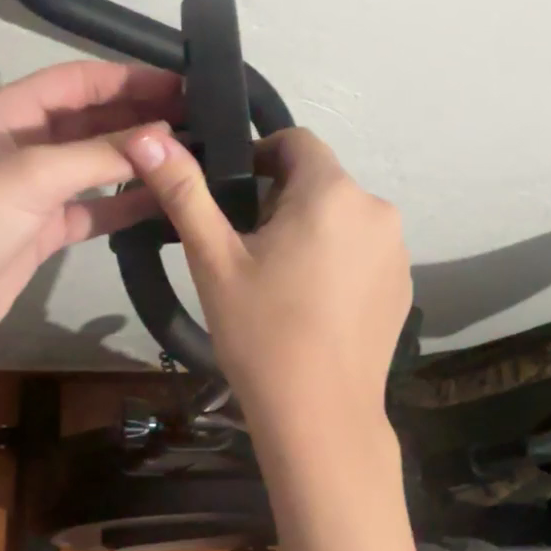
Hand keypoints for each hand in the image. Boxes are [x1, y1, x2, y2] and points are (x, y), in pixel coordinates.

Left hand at [0, 61, 179, 350]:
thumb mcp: (34, 173)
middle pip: (90, 120)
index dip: (129, 79)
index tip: (181, 85)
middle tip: (197, 119)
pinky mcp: (41, 230)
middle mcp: (21, 144)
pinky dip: (124, 203)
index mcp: (8, 112)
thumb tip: (163, 135)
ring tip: (190, 155)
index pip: (78, 81)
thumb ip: (100, 153)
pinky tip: (164, 199)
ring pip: (94, 165)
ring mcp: (32, 190)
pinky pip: (92, 208)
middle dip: (138, 117)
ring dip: (135, 160)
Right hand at [123, 126, 411, 432]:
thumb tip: (147, 135)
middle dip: (281, 200)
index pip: (296, 141)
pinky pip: (364, 252)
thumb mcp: (213, 259)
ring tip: (278, 280)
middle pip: (320, 181)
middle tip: (246, 249)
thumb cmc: (261, 332)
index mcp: (332, 192)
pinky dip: (337, 261)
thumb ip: (184, 190)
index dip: (259, 156)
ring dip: (311, 230)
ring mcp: (397, 251)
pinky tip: (312, 305)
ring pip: (343, 218)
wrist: (320, 416)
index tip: (232, 198)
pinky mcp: (403, 286)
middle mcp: (377, 210)